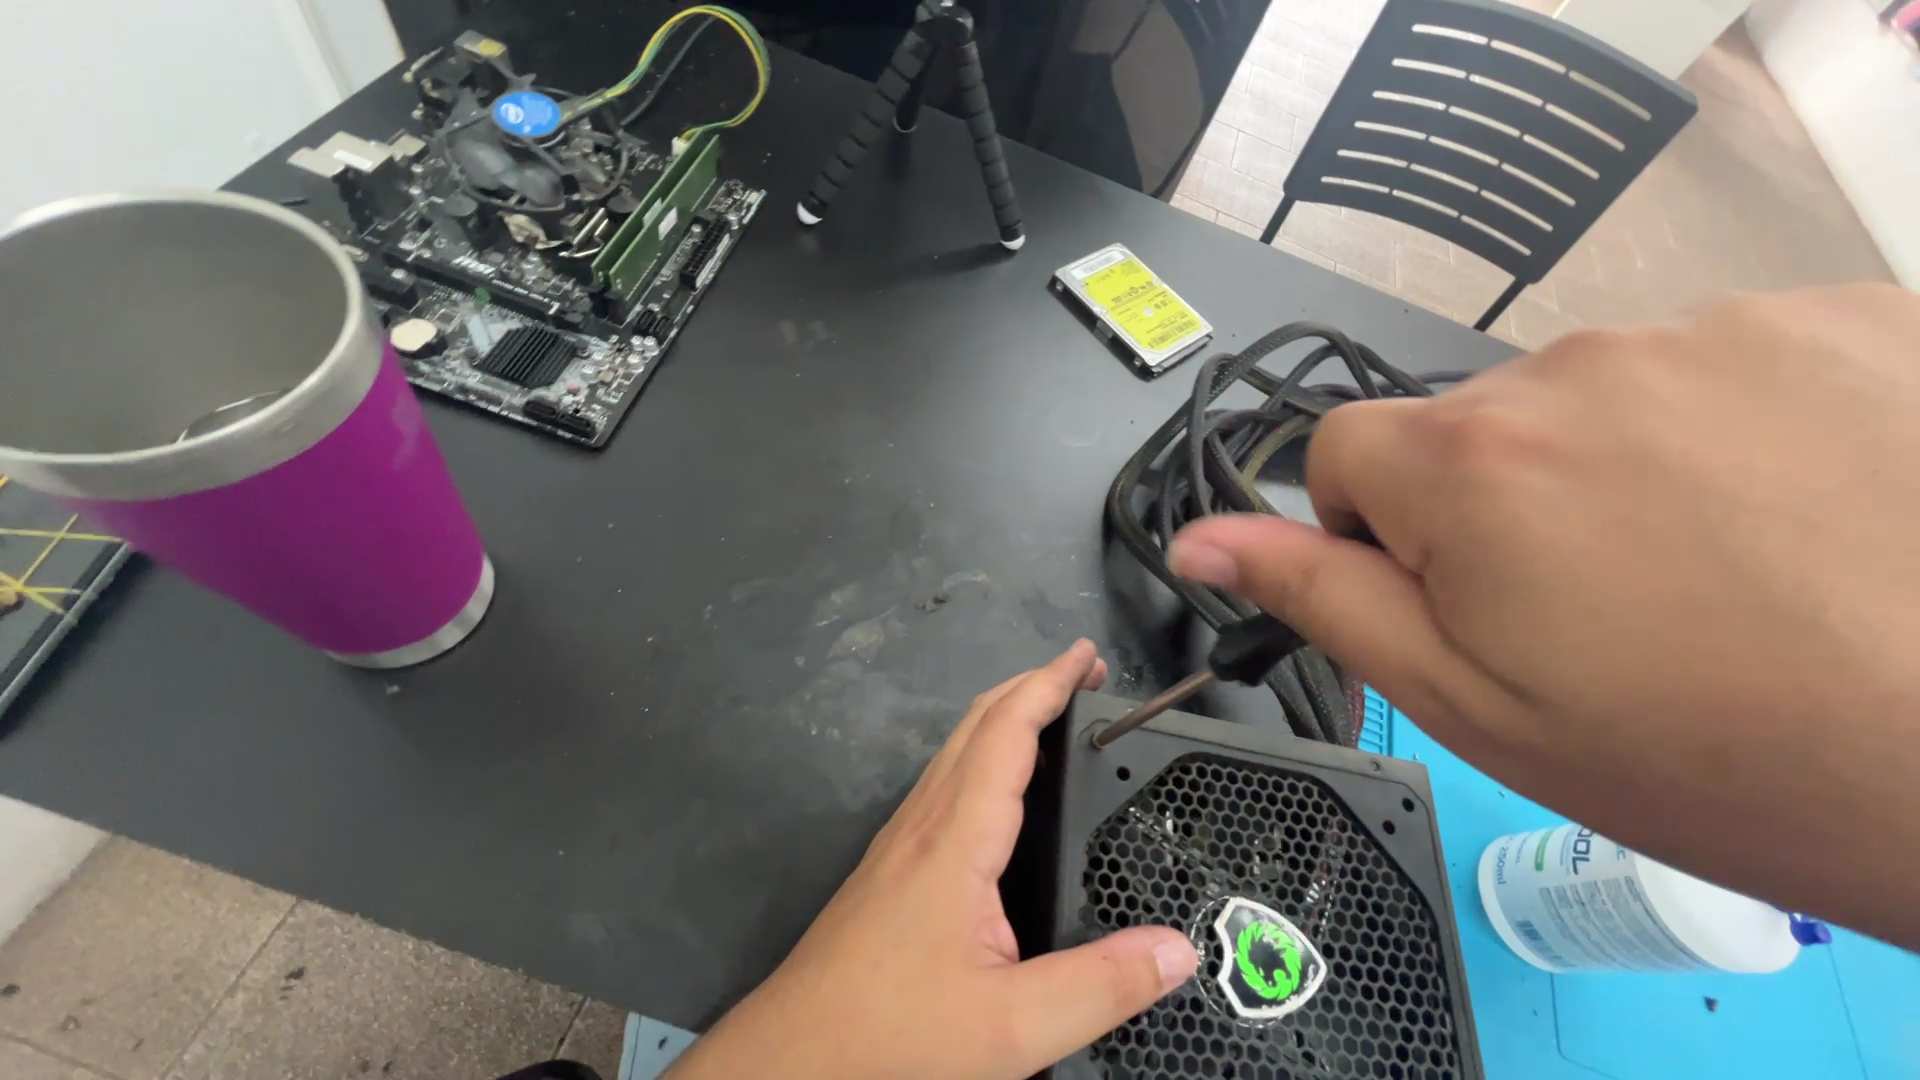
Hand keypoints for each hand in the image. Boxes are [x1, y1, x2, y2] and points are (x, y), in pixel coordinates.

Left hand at [666, 641, 1198, 1078]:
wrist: (799, 1050)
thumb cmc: (897, 1031)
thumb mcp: (1013, 1026)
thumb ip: (1101, 986)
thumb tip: (1177, 948)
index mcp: (958, 836)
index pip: (1008, 731)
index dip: (1049, 683)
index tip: (1086, 653)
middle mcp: (927, 817)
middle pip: (979, 720)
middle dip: (1032, 682)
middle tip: (1085, 672)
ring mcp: (905, 833)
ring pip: (958, 744)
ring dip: (1007, 710)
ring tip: (1054, 709)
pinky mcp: (895, 856)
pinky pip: (948, 775)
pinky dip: (986, 746)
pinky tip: (1005, 779)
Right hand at [1168, 285, 1919, 947]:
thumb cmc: (1703, 751)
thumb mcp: (1461, 696)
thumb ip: (1313, 594)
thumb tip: (1195, 540)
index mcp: (1465, 461)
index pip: (1338, 452)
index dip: (1371, 528)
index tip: (1452, 593)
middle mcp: (1573, 366)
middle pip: (1462, 427)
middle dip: (1486, 504)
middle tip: (1587, 606)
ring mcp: (1717, 328)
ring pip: (1582, 398)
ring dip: (1601, 467)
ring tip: (1703, 566)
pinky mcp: (1846, 315)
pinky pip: (1708, 367)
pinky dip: (1717, 431)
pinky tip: (1792, 512)